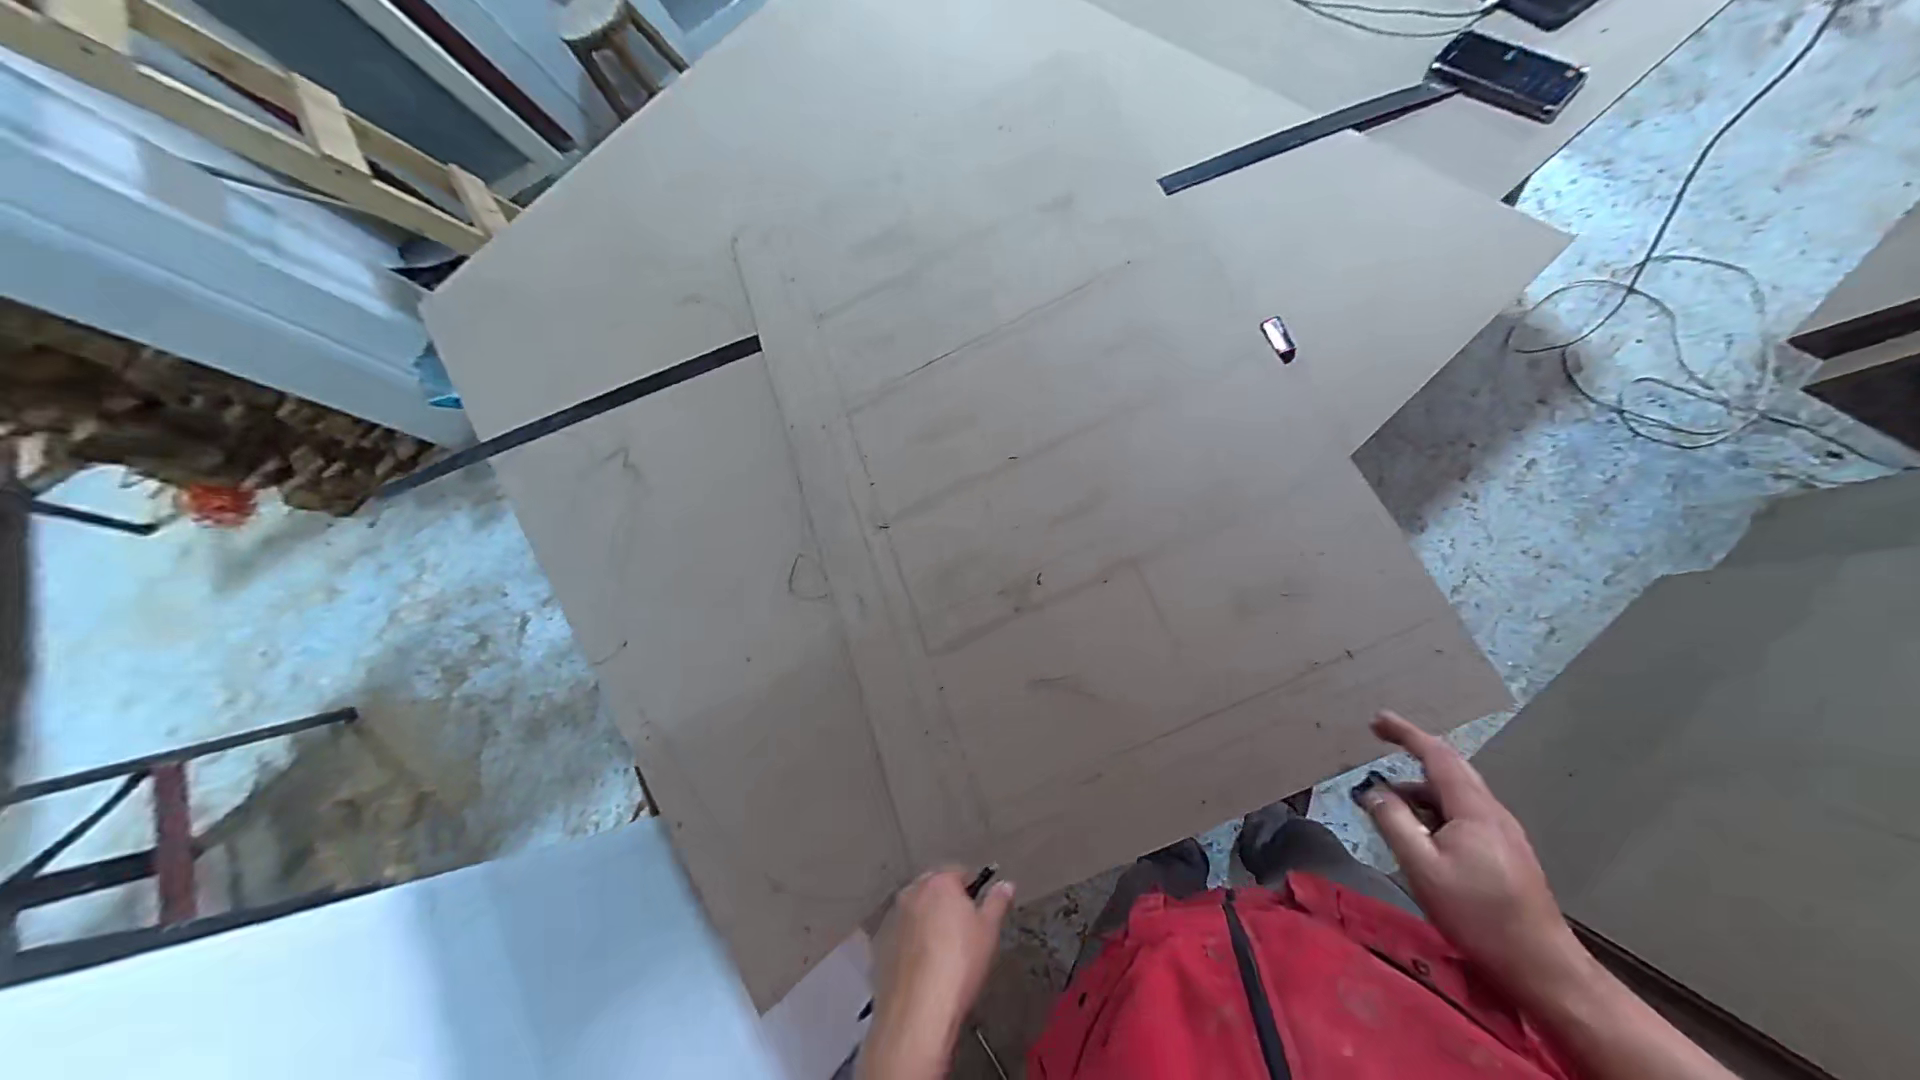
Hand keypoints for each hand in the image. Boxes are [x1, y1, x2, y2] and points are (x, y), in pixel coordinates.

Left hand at [860, 868, 1014, 1079]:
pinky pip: (902, 932)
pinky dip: (911, 940)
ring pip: (916, 910)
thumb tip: (1006, 884)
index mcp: (939, 882)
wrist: (919, 1008)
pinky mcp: (881, 943)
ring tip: (942, 950)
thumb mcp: (988, 931)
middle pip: (934, 888)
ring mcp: (893, 917)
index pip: (959, 873)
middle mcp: (912, 892)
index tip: (978, 912)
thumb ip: (997, 902)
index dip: (971, 890)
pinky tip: (922, 964)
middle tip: (962, 931)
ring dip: (927, 920)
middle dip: (947, 902)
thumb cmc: (960, 963)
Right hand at [1355, 711, 1585, 997]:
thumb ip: (1394, 823)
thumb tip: (1373, 792)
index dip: (1406, 734)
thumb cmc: (1477, 914)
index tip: (1377, 719)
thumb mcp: (1422, 867)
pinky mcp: (1505, 853)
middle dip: (1414, 750)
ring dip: (1419, 788)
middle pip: (1451, 770)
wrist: (1542, 966)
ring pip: (1455, 795)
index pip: (1438, 756)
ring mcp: (1503, 834)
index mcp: (1474, 810)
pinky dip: (1433, 808)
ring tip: (1386, 801)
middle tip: (1380, 739)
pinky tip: (1417, 830)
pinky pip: (1462, 814)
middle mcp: (1493, 813)